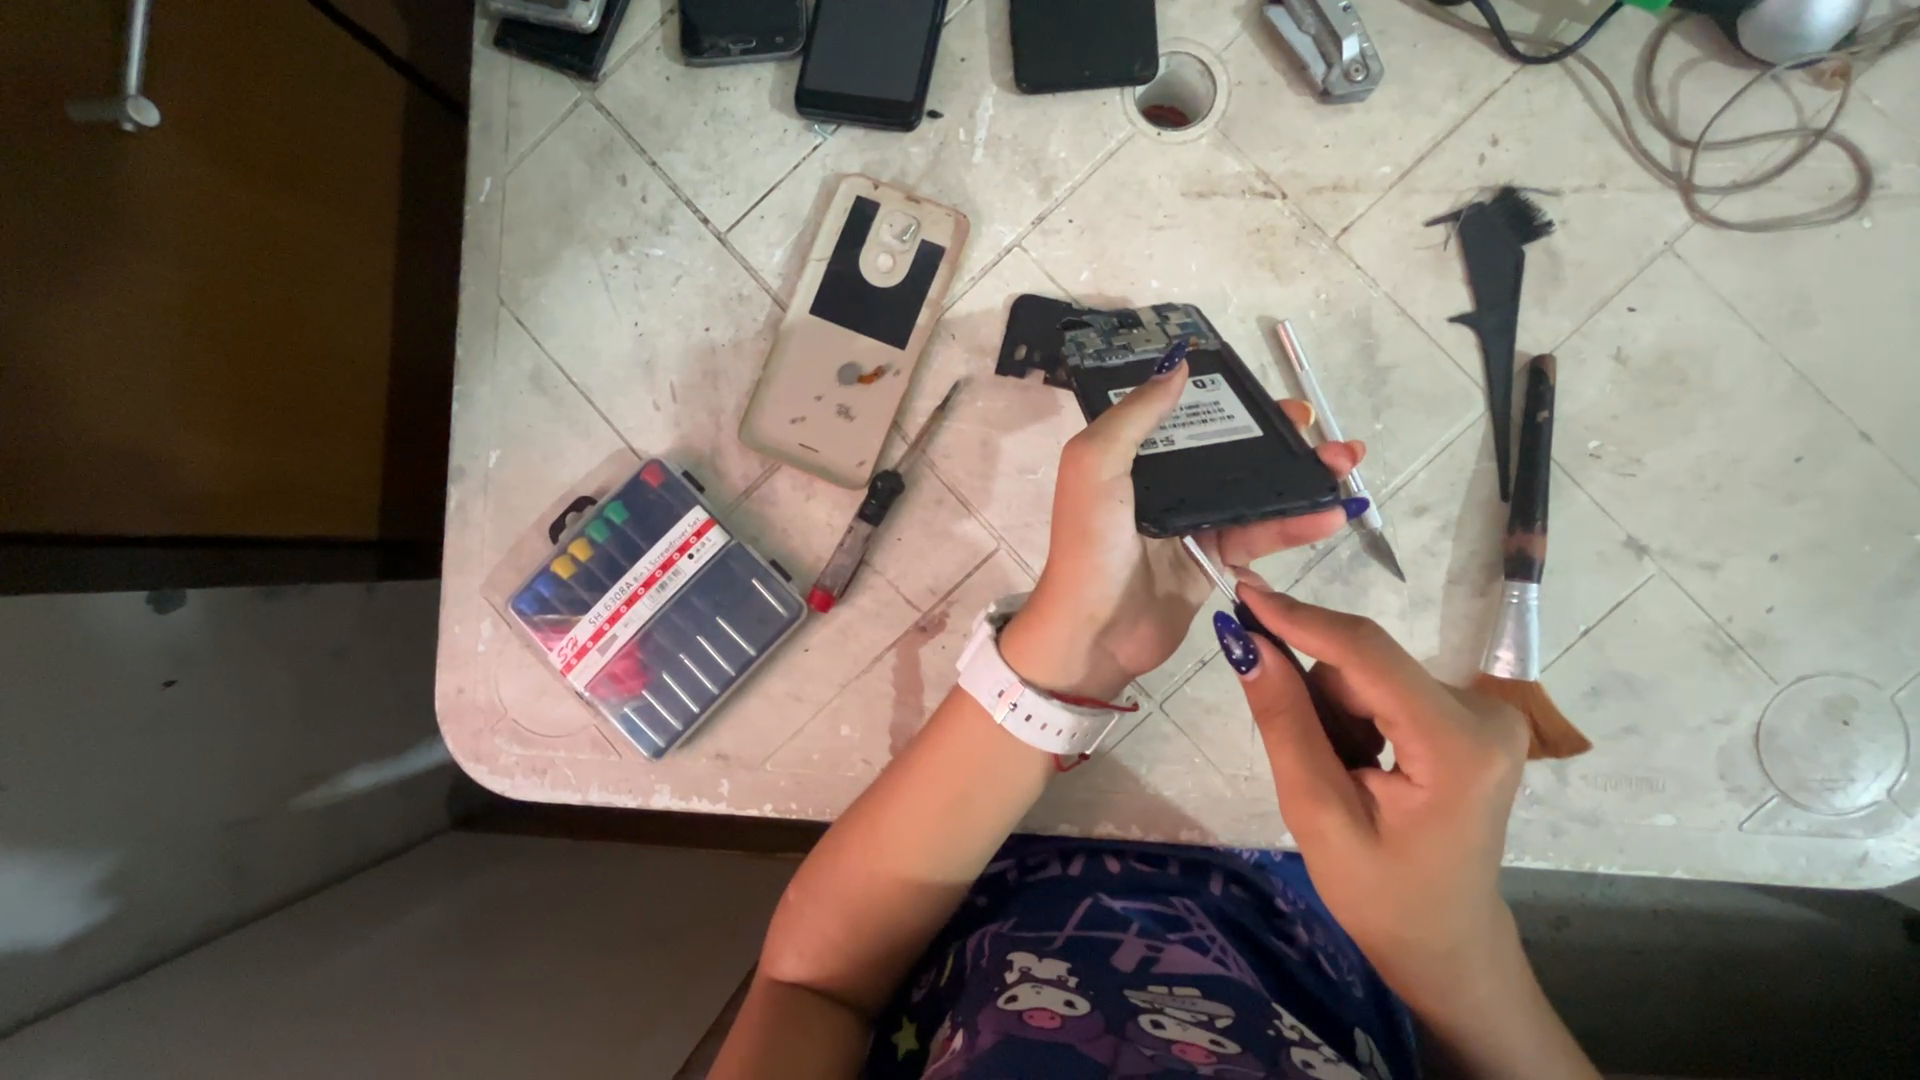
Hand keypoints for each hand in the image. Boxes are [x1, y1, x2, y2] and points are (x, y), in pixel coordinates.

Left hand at [1000, 359, 1365, 699]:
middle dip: (1276, 436)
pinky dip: (1296, 524)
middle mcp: (1162, 485)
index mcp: (1130, 458)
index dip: (1225, 402)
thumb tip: (1179, 364)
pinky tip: (1332, 513)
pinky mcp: (1212, 560)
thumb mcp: (1095, 466)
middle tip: (1317, 427)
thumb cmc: (1089, 544)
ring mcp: (1190, 523)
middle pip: (1228, 450)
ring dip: (1301, 477)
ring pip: (1254, 490)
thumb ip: (1135, 416)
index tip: (1264, 393)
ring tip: (1347, 464)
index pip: (1184, 416)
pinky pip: (1260, 534)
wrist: (1095, 632)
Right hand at [1219, 587, 1528, 1005]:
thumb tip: (1245, 641)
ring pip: (1366, 674)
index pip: (1365, 653)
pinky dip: (1353, 717)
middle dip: (1317, 700)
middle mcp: (1483, 713)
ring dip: (1332, 713)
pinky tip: (1359, 766)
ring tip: (1340, 776)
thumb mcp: (1315, 810)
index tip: (1242, 592)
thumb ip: (1283, 719)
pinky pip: (1382, 687)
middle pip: (1362, 666)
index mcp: (1456, 744)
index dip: (1299, 619)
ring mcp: (1482, 712)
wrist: (1442, 940)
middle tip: (1308, 763)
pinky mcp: (1468, 716)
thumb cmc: (1379, 893)